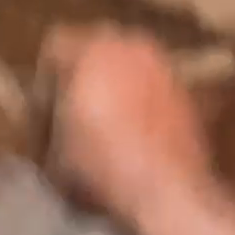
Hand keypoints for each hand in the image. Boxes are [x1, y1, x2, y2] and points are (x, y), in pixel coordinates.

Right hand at [41, 26, 213, 222]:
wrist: (167, 190)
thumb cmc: (100, 169)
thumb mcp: (52, 157)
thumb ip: (48, 130)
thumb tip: (53, 132)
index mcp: (90, 50)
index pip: (56, 44)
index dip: (47, 80)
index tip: (48, 112)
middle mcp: (131, 46)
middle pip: (97, 47)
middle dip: (84, 74)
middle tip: (76, 112)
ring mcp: (164, 65)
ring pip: (131, 63)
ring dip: (119, 84)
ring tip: (110, 122)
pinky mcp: (187, 89)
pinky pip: (156, 86)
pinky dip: (146, 101)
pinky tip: (139, 133)